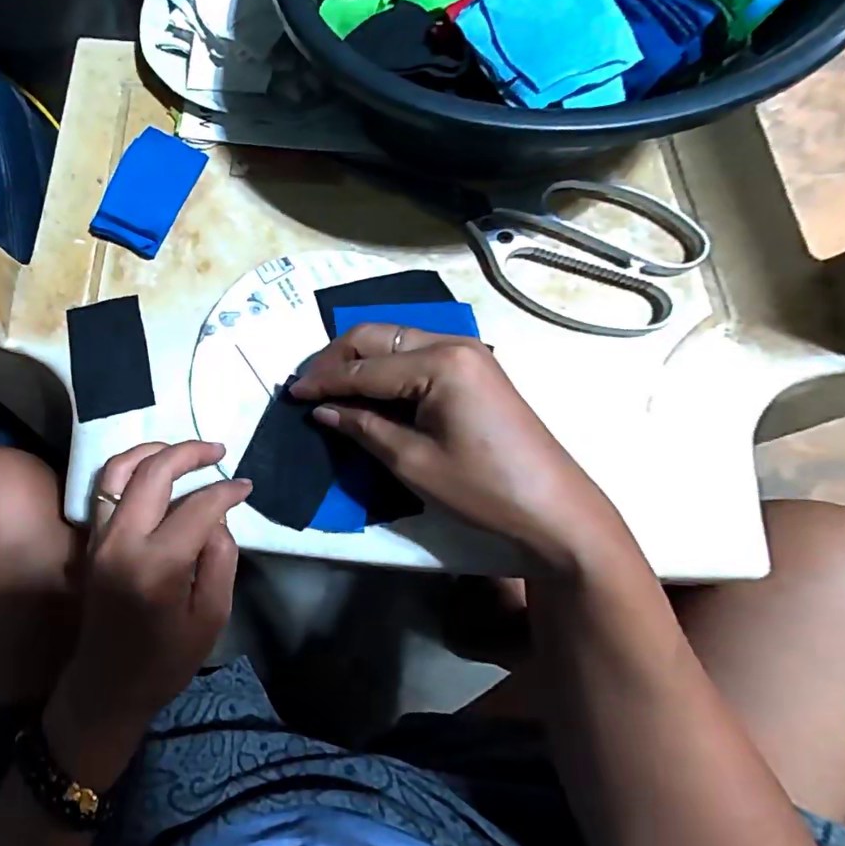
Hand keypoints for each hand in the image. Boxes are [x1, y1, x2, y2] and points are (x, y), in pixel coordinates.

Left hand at [43, 441, 250, 789]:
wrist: (105, 688)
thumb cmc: (166, 660)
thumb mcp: (212, 616)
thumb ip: (220, 558)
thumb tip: (217, 517)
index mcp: (157, 565)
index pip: (199, 506)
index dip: (227, 491)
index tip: (246, 487)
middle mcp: (122, 542)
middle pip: (155, 472)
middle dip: (191, 453)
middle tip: (219, 451)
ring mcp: (99, 537)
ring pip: (121, 468)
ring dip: (156, 451)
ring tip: (185, 450)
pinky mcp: (90, 540)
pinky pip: (105, 486)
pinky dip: (130, 466)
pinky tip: (154, 468)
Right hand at [288, 325, 626, 575]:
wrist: (554, 509)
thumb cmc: (483, 489)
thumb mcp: (414, 461)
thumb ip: (364, 427)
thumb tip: (323, 410)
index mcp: (440, 362)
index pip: (365, 366)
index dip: (323, 380)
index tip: (290, 394)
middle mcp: (454, 343)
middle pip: (378, 336)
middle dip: (338, 359)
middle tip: (308, 386)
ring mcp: (469, 353)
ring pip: (396, 340)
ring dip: (361, 360)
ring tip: (331, 387)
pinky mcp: (475, 368)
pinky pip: (417, 354)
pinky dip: (387, 368)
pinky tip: (370, 388)